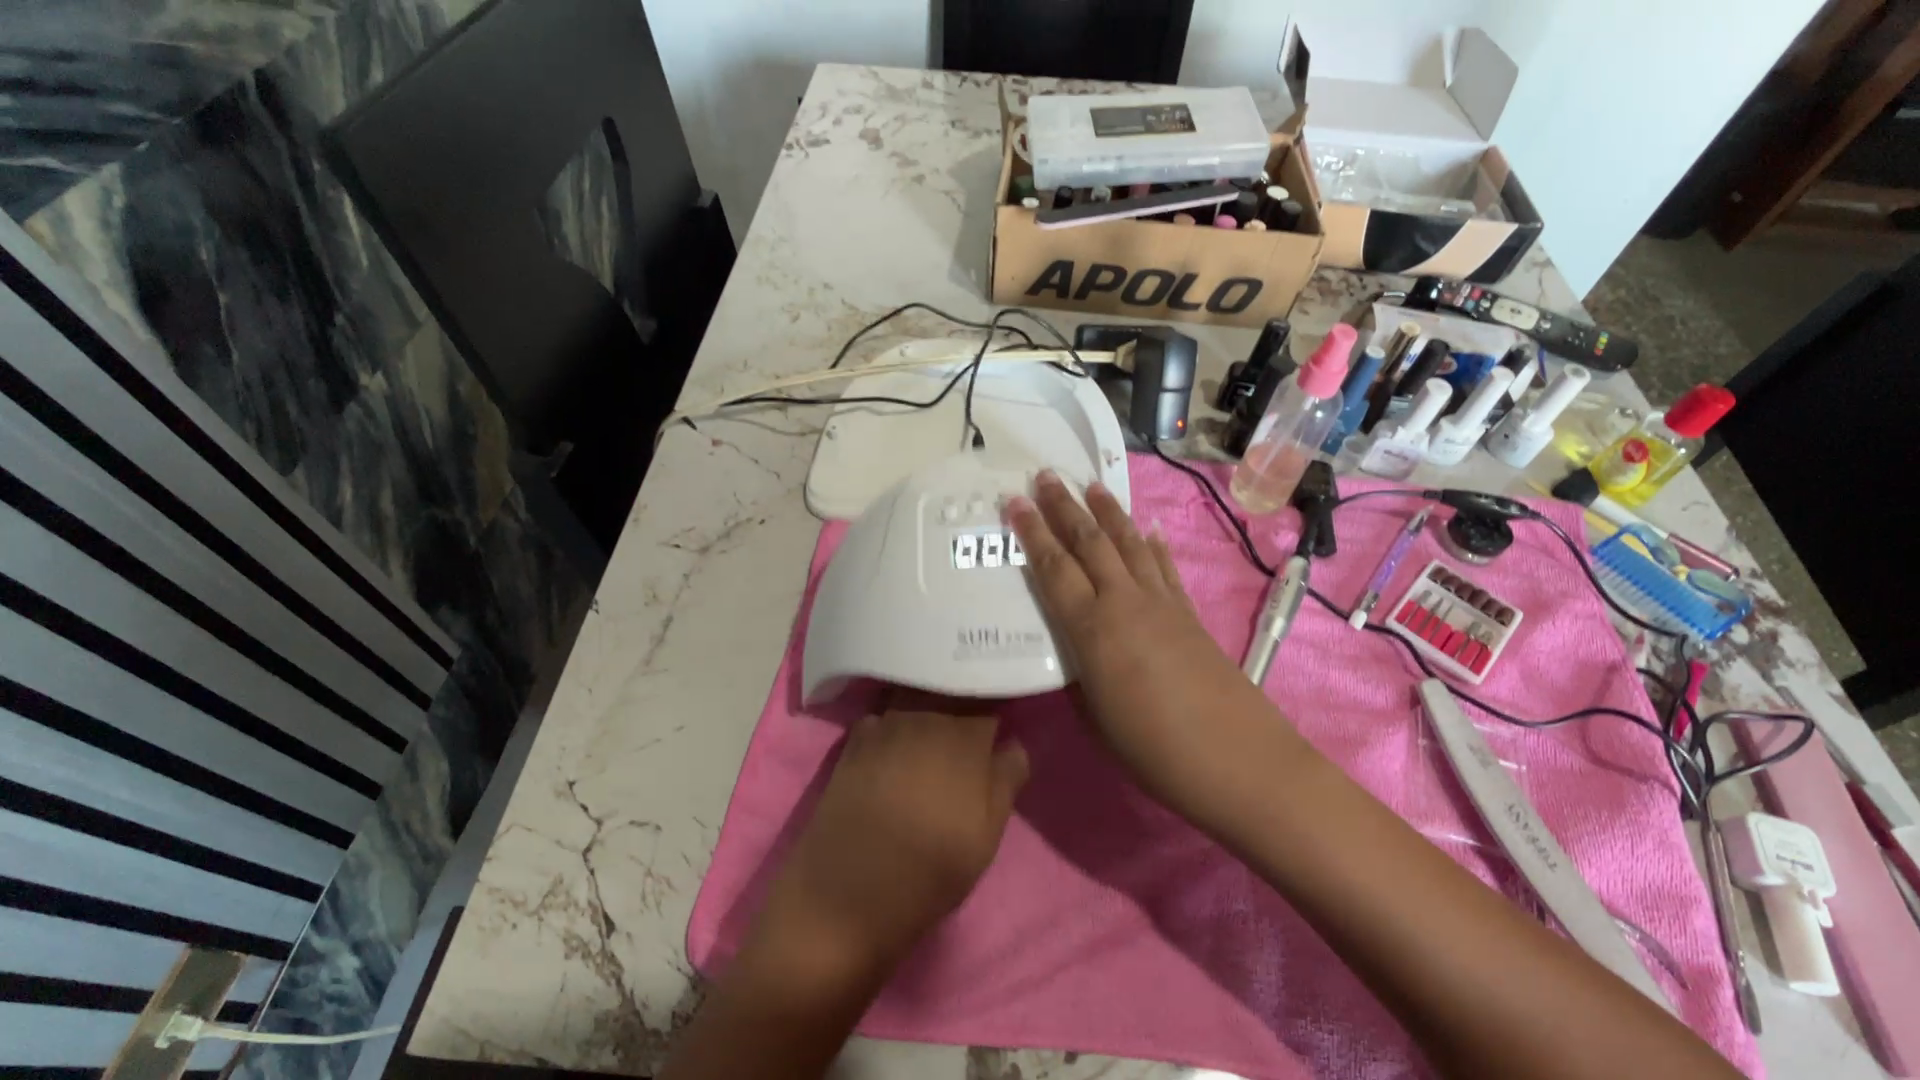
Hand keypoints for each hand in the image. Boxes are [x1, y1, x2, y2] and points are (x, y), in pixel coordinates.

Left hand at [745, 690, 1028, 989]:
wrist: (845, 895)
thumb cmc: (928, 871)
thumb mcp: (985, 837)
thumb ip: (1005, 782)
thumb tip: (1013, 744)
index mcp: (964, 737)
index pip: (989, 700)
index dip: (998, 706)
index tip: (1003, 722)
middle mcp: (923, 718)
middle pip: (950, 694)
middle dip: (964, 703)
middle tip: (973, 730)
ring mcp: (883, 727)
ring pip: (915, 700)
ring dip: (929, 708)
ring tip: (937, 733)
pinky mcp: (852, 744)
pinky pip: (882, 718)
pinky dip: (893, 723)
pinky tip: (896, 742)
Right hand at [1004, 470, 1299, 812]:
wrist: (1236, 758)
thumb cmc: (1153, 750)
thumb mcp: (1095, 718)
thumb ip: (1081, 675)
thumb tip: (1075, 653)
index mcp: (1092, 631)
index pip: (1054, 569)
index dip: (1032, 533)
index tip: (1014, 501)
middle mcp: (1125, 604)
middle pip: (1090, 543)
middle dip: (1066, 507)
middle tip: (1045, 475)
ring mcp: (1162, 604)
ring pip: (1130, 544)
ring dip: (1108, 512)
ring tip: (1092, 485)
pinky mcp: (1189, 614)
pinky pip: (1165, 568)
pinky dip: (1154, 544)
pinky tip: (1149, 528)